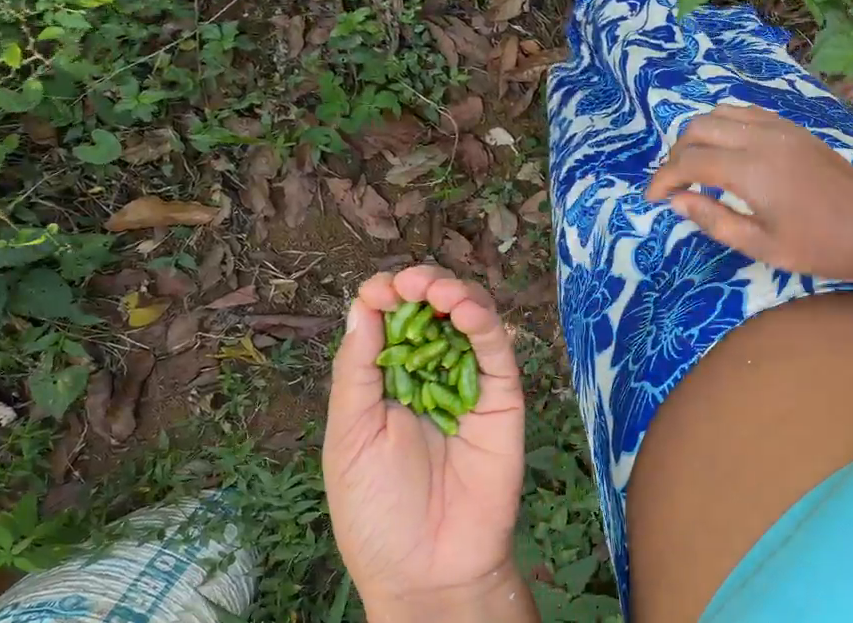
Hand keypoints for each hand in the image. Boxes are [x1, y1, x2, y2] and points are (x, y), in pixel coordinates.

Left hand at [324, 265, 534, 622]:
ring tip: (438, 293)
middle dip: (421, 285)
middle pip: (432, 309)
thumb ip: (358, 372)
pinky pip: (497, 348)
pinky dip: (484, 320)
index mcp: (387, 381)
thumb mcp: (349, 439)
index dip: (385, 296)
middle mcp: (430, 372)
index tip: (379, 290)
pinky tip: (464, 310)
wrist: (428, 567)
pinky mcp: (504, 393)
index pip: (390, 321)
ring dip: (454, 293)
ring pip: (469, 317)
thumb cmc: (376, 510)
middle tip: (410, 284)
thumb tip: (361, 306)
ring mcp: (470, 379)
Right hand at [644, 104, 852, 282]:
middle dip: (677, 153)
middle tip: (674, 185)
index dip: (663, 179)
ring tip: (698, 169)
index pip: (688, 162)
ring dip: (700, 135)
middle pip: (699, 127)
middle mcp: (761, 137)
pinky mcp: (795, 129)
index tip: (651, 199)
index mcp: (750, 169)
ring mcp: (781, 128)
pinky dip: (726, 126)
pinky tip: (729, 154)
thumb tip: (677, 201)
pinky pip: (748, 113)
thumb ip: (714, 220)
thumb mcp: (762, 246)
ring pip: (722, 112)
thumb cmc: (821, 248)